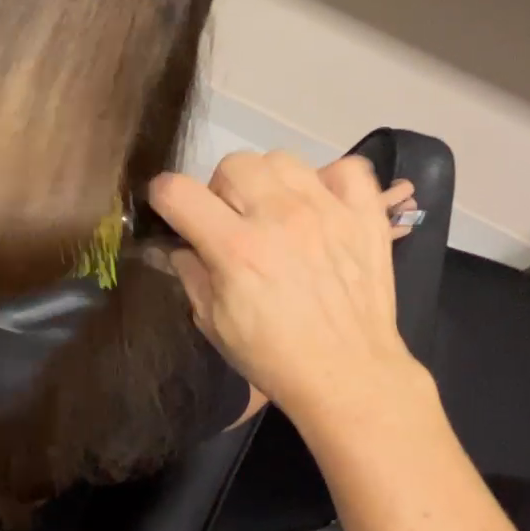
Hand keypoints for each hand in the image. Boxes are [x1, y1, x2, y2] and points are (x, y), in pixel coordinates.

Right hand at [149, 151, 426, 426]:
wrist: (346, 371)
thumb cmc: (269, 355)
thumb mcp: (211, 321)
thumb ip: (191, 274)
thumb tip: (177, 246)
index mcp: (235, 248)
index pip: (179, 192)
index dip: (163, 197)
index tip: (168, 212)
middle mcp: (280, 217)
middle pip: (234, 164)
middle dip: (219, 189)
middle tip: (228, 221)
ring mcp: (328, 210)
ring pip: (283, 159)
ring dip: (267, 181)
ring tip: (272, 213)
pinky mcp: (366, 215)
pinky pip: (345, 168)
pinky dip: (326, 181)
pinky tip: (318, 208)